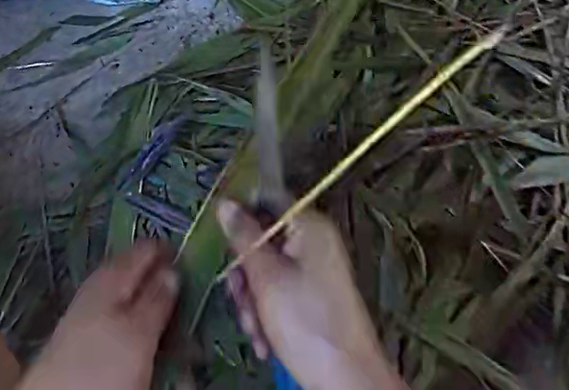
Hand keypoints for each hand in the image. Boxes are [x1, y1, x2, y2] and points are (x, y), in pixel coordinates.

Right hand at [217, 200, 406, 389]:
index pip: (268, 197)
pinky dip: (268, 313)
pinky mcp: (315, 299)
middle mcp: (314, 241)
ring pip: (268, 269)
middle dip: (245, 271)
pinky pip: (281, 290)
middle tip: (238, 297)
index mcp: (309, 225)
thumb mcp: (266, 277)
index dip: (241, 210)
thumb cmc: (307, 321)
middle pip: (264, 238)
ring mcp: (316, 271)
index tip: (219, 232)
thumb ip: (243, 236)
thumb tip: (225, 202)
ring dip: (253, 299)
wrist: (349, 384)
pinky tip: (263, 340)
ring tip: (254, 329)